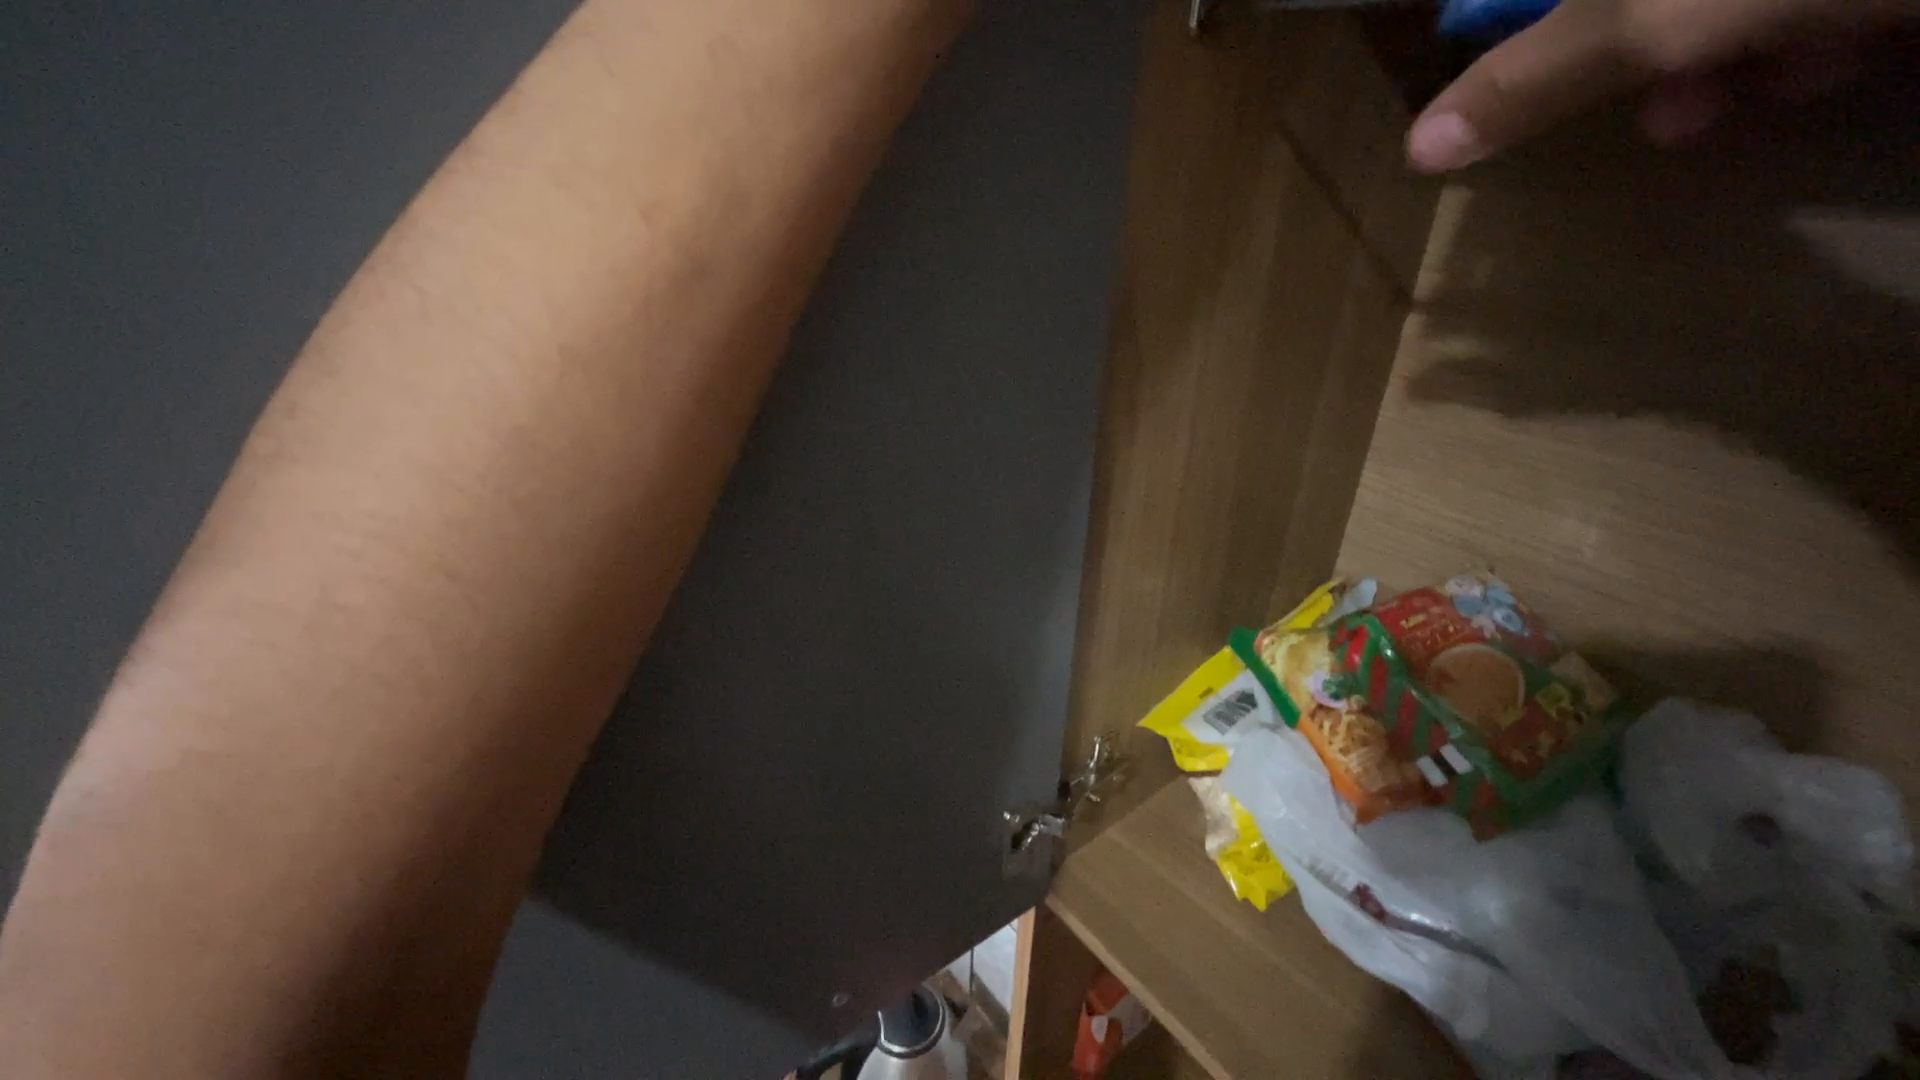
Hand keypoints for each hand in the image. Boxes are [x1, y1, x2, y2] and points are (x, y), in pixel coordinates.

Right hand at [1405, 0, 1919, 172]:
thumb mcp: (1665, 12)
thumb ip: (1536, 74)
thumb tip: (1418, 147)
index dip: (1522, 16)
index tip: (1515, 67)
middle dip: (1643, 42)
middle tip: (1655, 101)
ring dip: (1731, 47)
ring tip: (1744, 99)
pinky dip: (1820, 20)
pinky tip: (1842, 59)